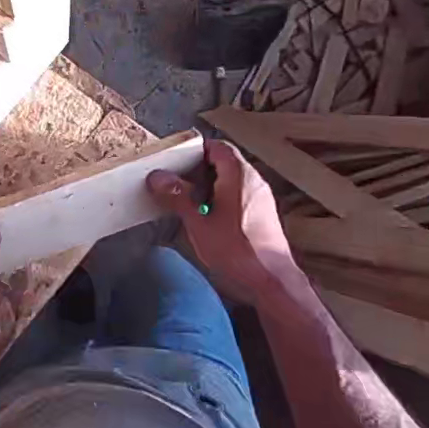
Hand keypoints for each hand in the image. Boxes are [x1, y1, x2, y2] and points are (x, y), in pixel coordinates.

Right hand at [147, 139, 296, 303]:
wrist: (270, 280)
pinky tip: (204, 216)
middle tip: (173, 181)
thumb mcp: (198, 224)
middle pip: (223, 162)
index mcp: (239, 176)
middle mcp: (254, 181)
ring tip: (184, 200)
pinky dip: (218, 197)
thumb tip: (158, 177)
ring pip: (230, 179)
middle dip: (196, 169)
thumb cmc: (237, 251)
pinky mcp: (261, 213)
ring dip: (206, 185)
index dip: (195, 150)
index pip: (218, 147)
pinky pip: (237, 194)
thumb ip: (177, 198)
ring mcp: (260, 197)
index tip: (174, 160)